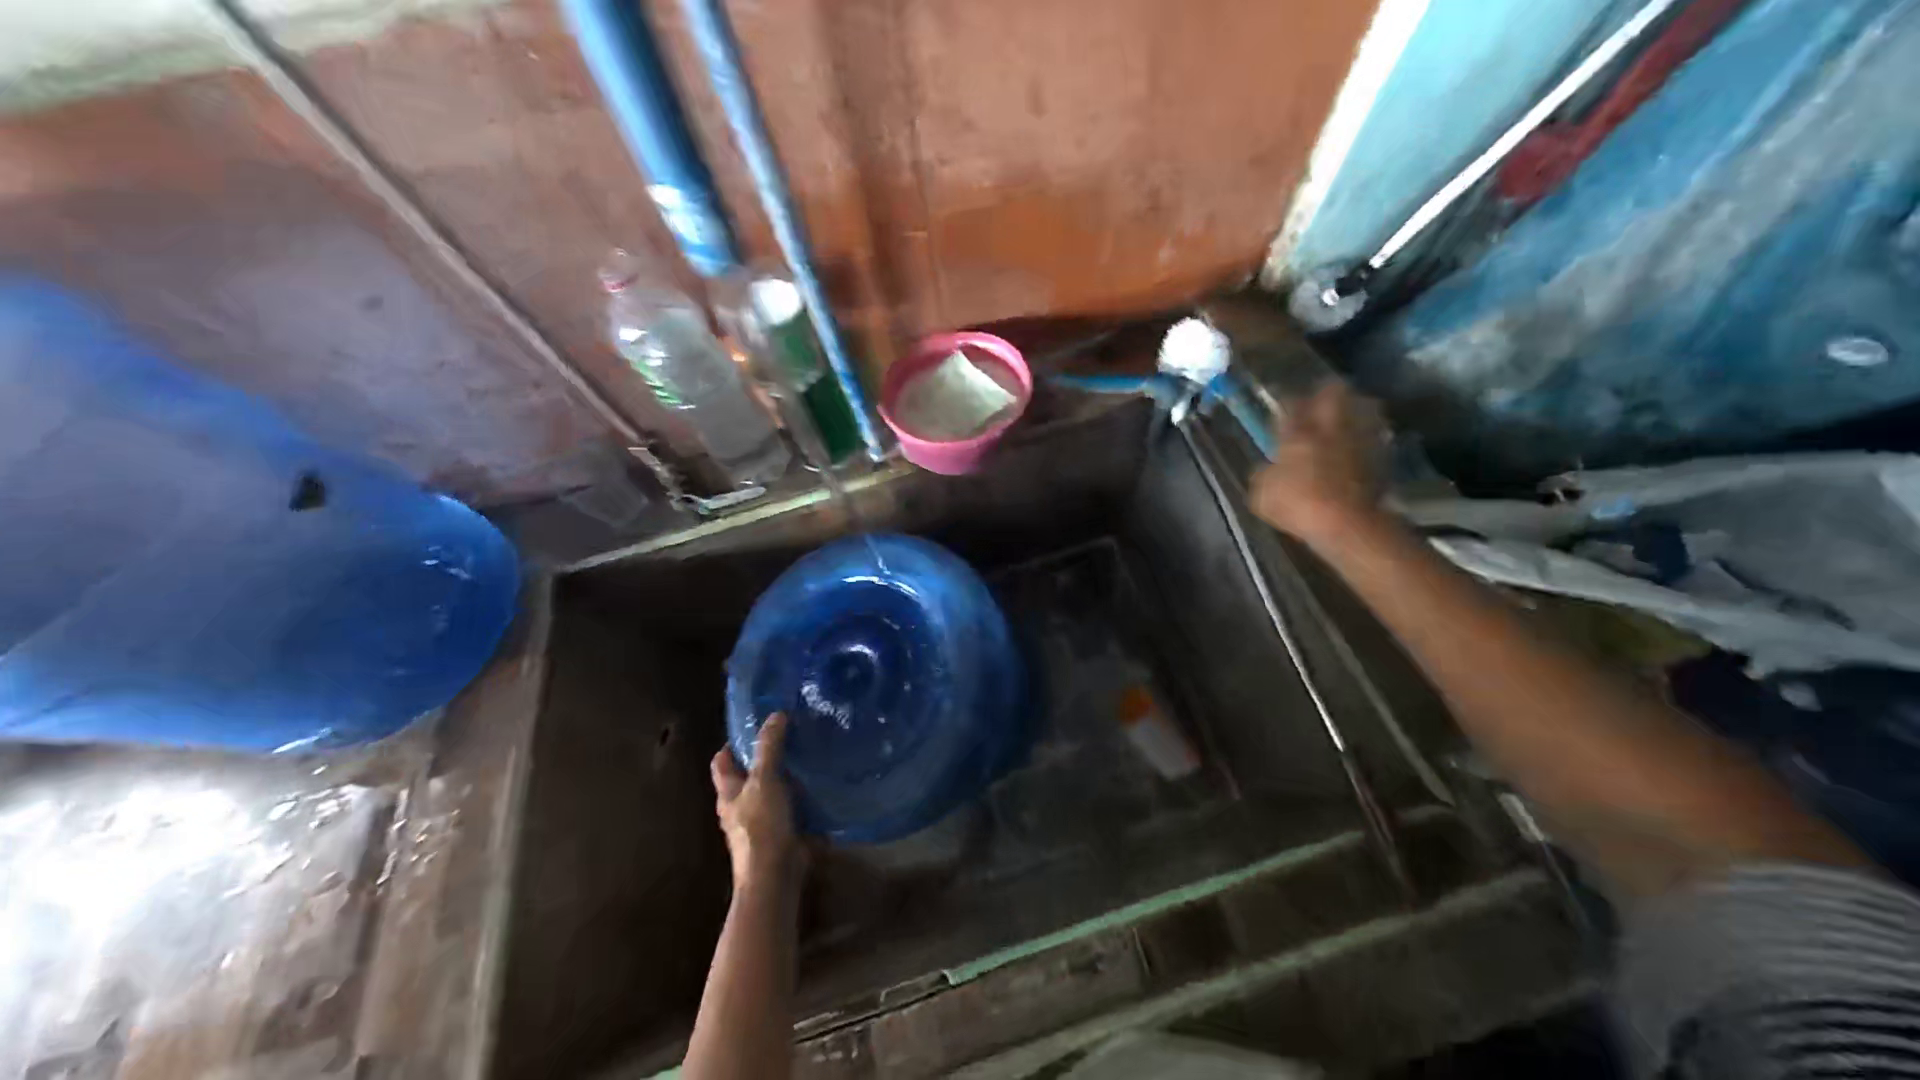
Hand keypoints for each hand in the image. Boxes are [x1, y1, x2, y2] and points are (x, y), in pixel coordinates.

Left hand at [711, 712, 802, 886]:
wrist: (776, 875)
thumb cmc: (762, 825)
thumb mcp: (765, 779)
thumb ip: (769, 747)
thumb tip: (776, 714)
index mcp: (728, 792)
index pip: (722, 761)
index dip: (734, 743)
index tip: (757, 725)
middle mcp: (741, 807)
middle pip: (749, 776)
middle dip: (766, 757)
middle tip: (791, 735)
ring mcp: (761, 822)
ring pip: (773, 791)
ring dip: (788, 776)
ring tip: (809, 754)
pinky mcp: (783, 833)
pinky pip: (792, 808)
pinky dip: (803, 797)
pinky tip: (821, 784)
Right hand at [1250, 381, 1388, 545]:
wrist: (1347, 524)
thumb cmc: (1298, 505)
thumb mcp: (1262, 494)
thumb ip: (1263, 474)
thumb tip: (1268, 468)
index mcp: (1298, 433)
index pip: (1292, 404)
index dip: (1287, 401)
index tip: (1285, 403)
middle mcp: (1330, 428)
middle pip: (1334, 393)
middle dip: (1328, 390)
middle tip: (1322, 394)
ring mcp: (1360, 440)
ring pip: (1363, 407)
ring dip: (1356, 406)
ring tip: (1349, 412)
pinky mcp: (1382, 456)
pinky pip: (1376, 435)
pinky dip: (1370, 433)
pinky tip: (1364, 441)